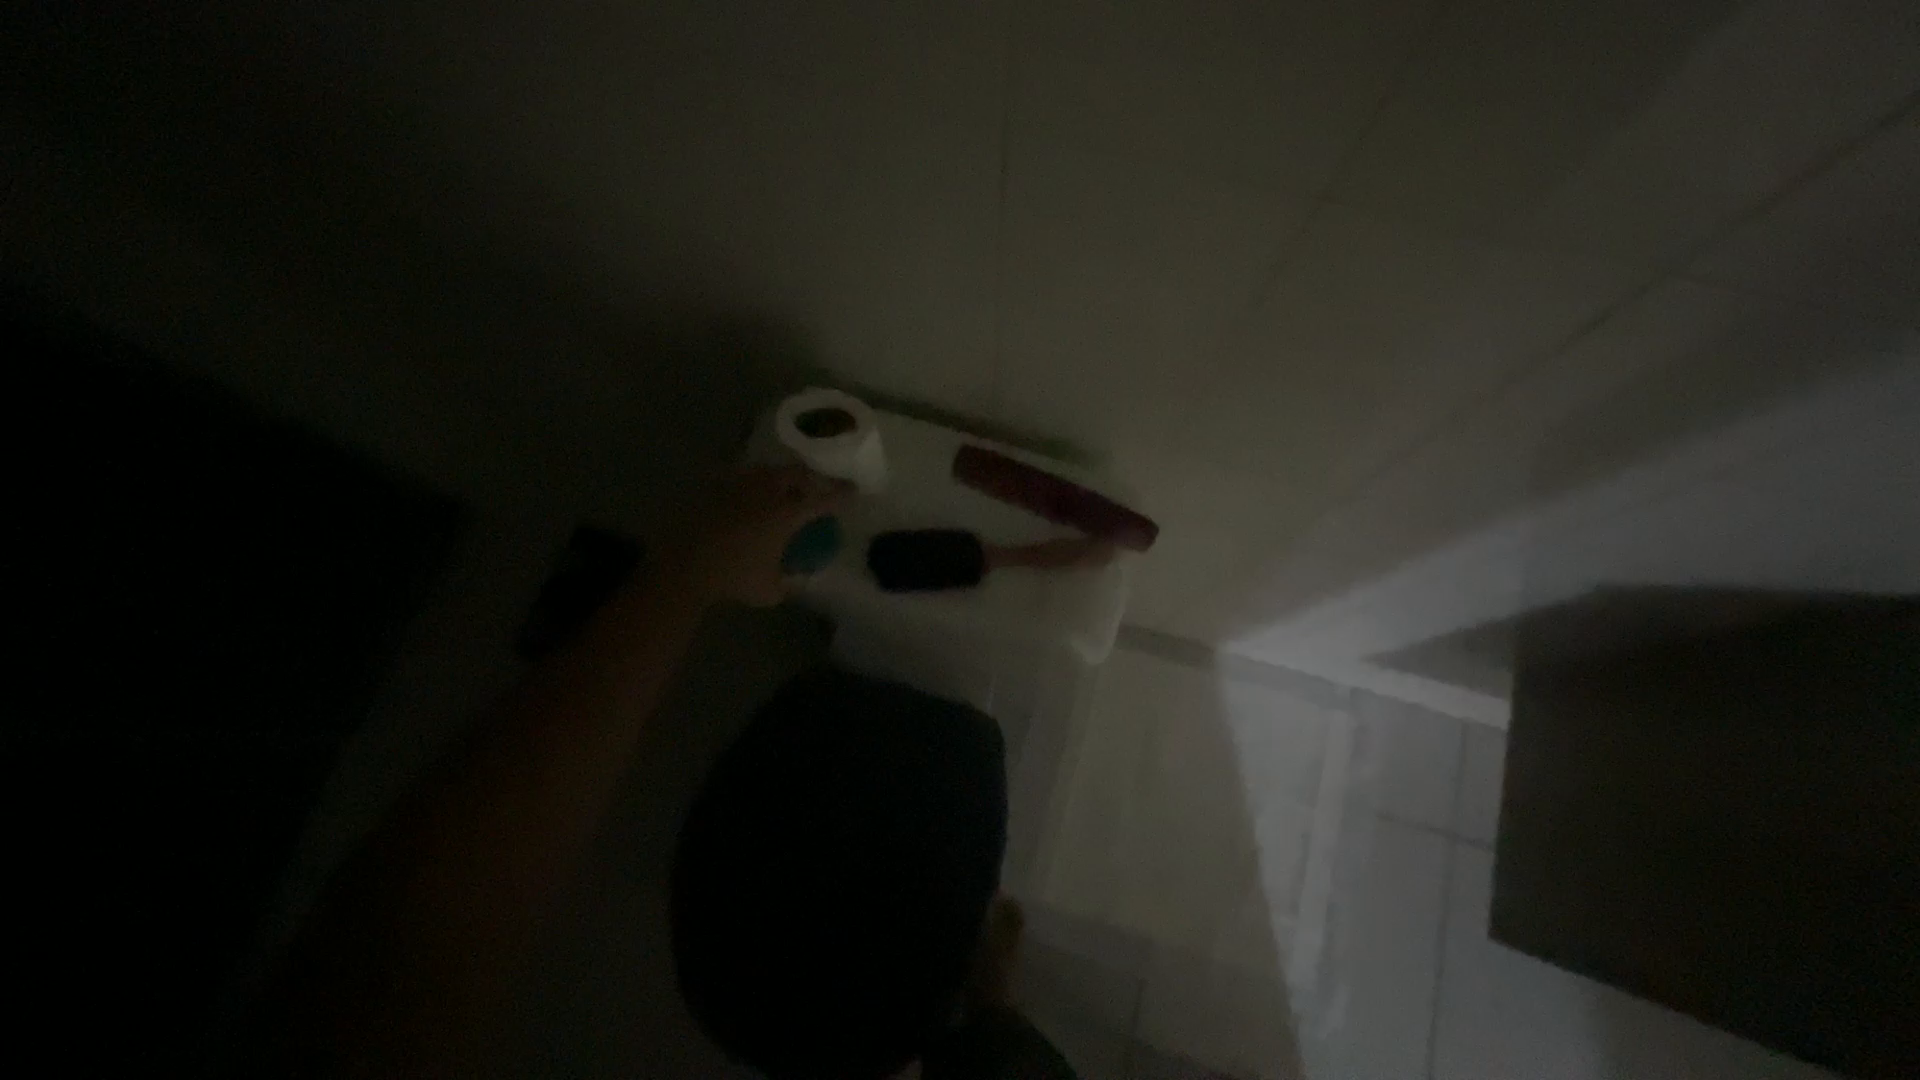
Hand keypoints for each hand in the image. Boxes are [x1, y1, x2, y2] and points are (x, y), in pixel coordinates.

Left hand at [668, 466, 851, 606]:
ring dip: (778, 476)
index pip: (822, 499)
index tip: (852, 490)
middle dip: (809, 478)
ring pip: (765, 471)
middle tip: (814, 486)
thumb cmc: (733, 579)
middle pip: (795, 474)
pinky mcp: (711, 488)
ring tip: (780, 486)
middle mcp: (765, 493)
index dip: (840, 494)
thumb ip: (786, 582)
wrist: (684, 567)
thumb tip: (791, 579)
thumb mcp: (769, 591)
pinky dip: (746, 483)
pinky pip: (735, 477)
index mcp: (786, 515)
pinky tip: (743, 492)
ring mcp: (737, 486)